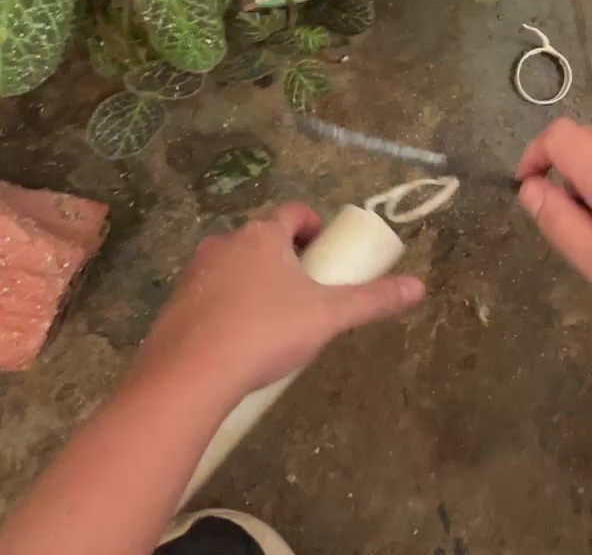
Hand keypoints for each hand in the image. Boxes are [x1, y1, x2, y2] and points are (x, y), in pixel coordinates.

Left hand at [129, 203, 424, 401]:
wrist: (185, 379)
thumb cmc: (264, 333)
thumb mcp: (329, 316)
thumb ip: (373, 299)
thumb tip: (419, 287)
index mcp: (263, 235)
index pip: (295, 212)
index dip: (315, 226)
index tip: (326, 253)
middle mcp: (226, 243)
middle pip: (264, 237)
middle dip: (287, 256)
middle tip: (307, 289)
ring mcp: (194, 274)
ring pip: (234, 264)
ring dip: (256, 280)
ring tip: (275, 318)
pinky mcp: (172, 307)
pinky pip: (209, 294)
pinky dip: (227, 306)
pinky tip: (239, 341)